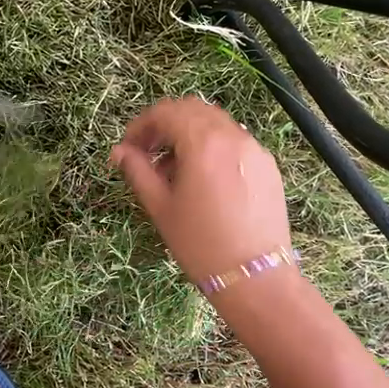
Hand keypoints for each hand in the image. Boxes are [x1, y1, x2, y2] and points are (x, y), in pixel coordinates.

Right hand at [111, 97, 292, 287]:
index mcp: (203, 142)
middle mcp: (233, 136)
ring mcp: (254, 150)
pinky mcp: (268, 166)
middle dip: (165, 124)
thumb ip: (137, 171)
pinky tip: (202, 179)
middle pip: (192, 110)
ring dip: (189, 134)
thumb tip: (119, 151)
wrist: (254, 277)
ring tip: (173, 168)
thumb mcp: (160, 206)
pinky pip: (235, 142)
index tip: (128, 147)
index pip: (166, 112)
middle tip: (147, 152)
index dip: (141, 125)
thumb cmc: (199, 243)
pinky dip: (212, 147)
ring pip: (216, 124)